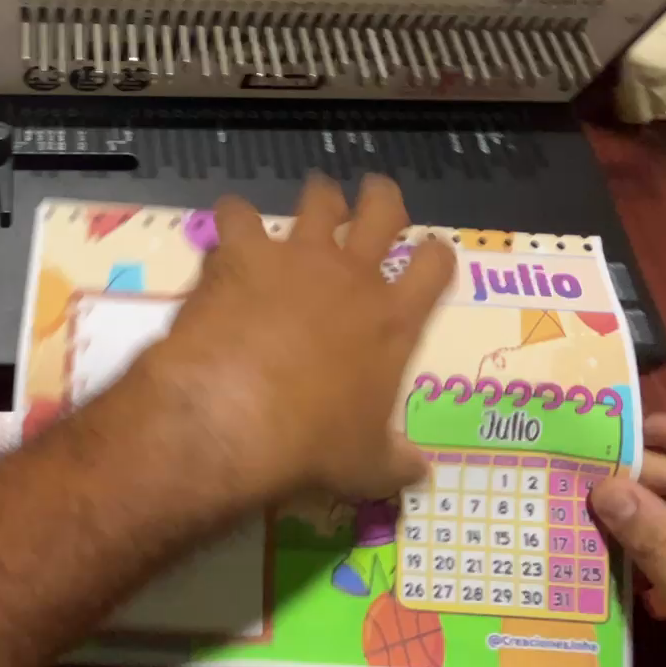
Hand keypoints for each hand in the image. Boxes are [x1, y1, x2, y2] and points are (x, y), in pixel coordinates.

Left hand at [108, 174, 455, 501]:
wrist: (237, 412)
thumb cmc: (311, 443)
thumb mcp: (365, 464)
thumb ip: (394, 459)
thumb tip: (419, 471)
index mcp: (393, 320)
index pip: (435, 268)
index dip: (436, 254)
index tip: (431, 250)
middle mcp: (351, 276)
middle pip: (383, 211)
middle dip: (381, 198)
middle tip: (374, 195)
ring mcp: (297, 257)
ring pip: (319, 201)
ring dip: (319, 197)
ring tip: (313, 197)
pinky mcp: (243, 252)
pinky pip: (238, 214)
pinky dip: (234, 216)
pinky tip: (229, 224)